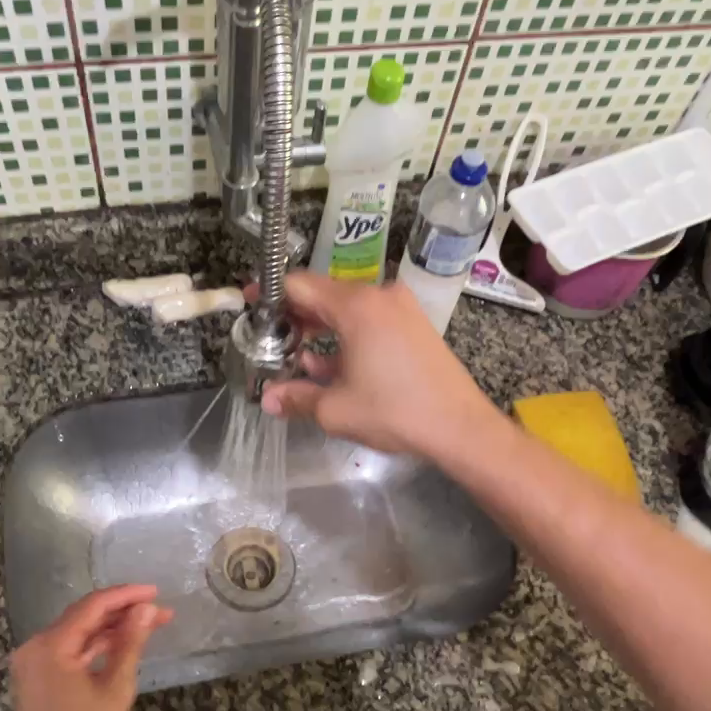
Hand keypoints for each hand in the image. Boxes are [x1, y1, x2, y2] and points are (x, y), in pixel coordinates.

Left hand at [9, 585, 172, 710]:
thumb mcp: (115, 688)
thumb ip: (130, 643)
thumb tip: (145, 607)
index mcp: (50, 646)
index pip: (92, 606)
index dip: (126, 596)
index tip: (157, 592)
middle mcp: (35, 647)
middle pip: (84, 616)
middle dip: (122, 611)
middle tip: (161, 612)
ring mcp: (33, 663)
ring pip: (78, 633)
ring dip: (111, 629)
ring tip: (150, 625)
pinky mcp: (37, 678)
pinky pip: (69, 651)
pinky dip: (95, 646)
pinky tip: (123, 644)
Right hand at [259, 273, 500, 457]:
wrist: (460, 427)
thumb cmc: (395, 412)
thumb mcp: (336, 409)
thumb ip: (297, 397)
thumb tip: (268, 398)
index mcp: (357, 306)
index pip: (300, 284)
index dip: (270, 293)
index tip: (250, 305)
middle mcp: (379, 296)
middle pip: (324, 293)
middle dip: (295, 315)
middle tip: (271, 337)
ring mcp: (401, 309)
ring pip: (347, 308)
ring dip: (321, 329)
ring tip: (298, 356)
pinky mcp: (414, 325)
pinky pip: (370, 320)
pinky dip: (347, 335)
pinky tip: (332, 365)